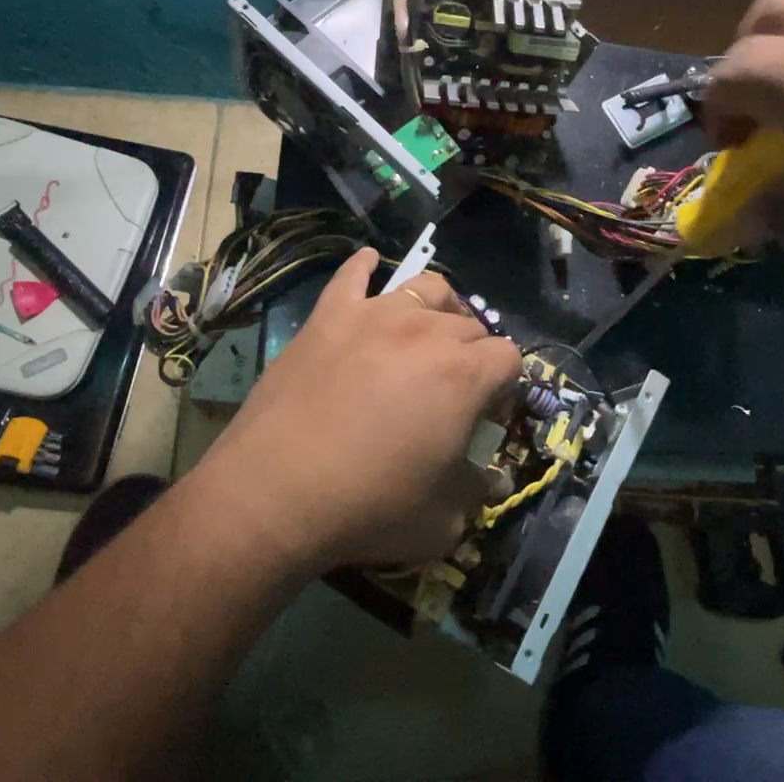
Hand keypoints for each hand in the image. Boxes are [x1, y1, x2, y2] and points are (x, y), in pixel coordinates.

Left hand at [191, 249, 522, 570]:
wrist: (274, 496)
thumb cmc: (368, 509)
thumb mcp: (444, 520)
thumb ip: (476, 490)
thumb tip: (486, 479)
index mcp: (464, 374)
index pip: (509, 358)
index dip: (505, 388)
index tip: (486, 418)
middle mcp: (425, 331)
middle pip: (470, 325)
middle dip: (474, 355)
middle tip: (453, 391)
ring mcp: (372, 315)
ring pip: (425, 289)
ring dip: (439, 308)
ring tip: (430, 332)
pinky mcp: (327, 317)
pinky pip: (351, 276)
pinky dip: (364, 267)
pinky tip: (369, 263)